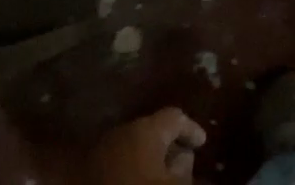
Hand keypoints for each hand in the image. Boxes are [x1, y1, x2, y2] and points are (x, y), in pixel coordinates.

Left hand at [87, 107, 205, 183]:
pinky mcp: (92, 165)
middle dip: (169, 142)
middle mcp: (124, 129)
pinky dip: (135, 164)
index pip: (175, 116)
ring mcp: (105, 146)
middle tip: (185, 158)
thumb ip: (184, 169)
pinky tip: (140, 177)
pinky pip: (121, 158)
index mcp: (147, 130)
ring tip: (163, 172)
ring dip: (151, 155)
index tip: (202, 143)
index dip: (191, 128)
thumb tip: (183, 157)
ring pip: (135, 144)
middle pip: (153, 129)